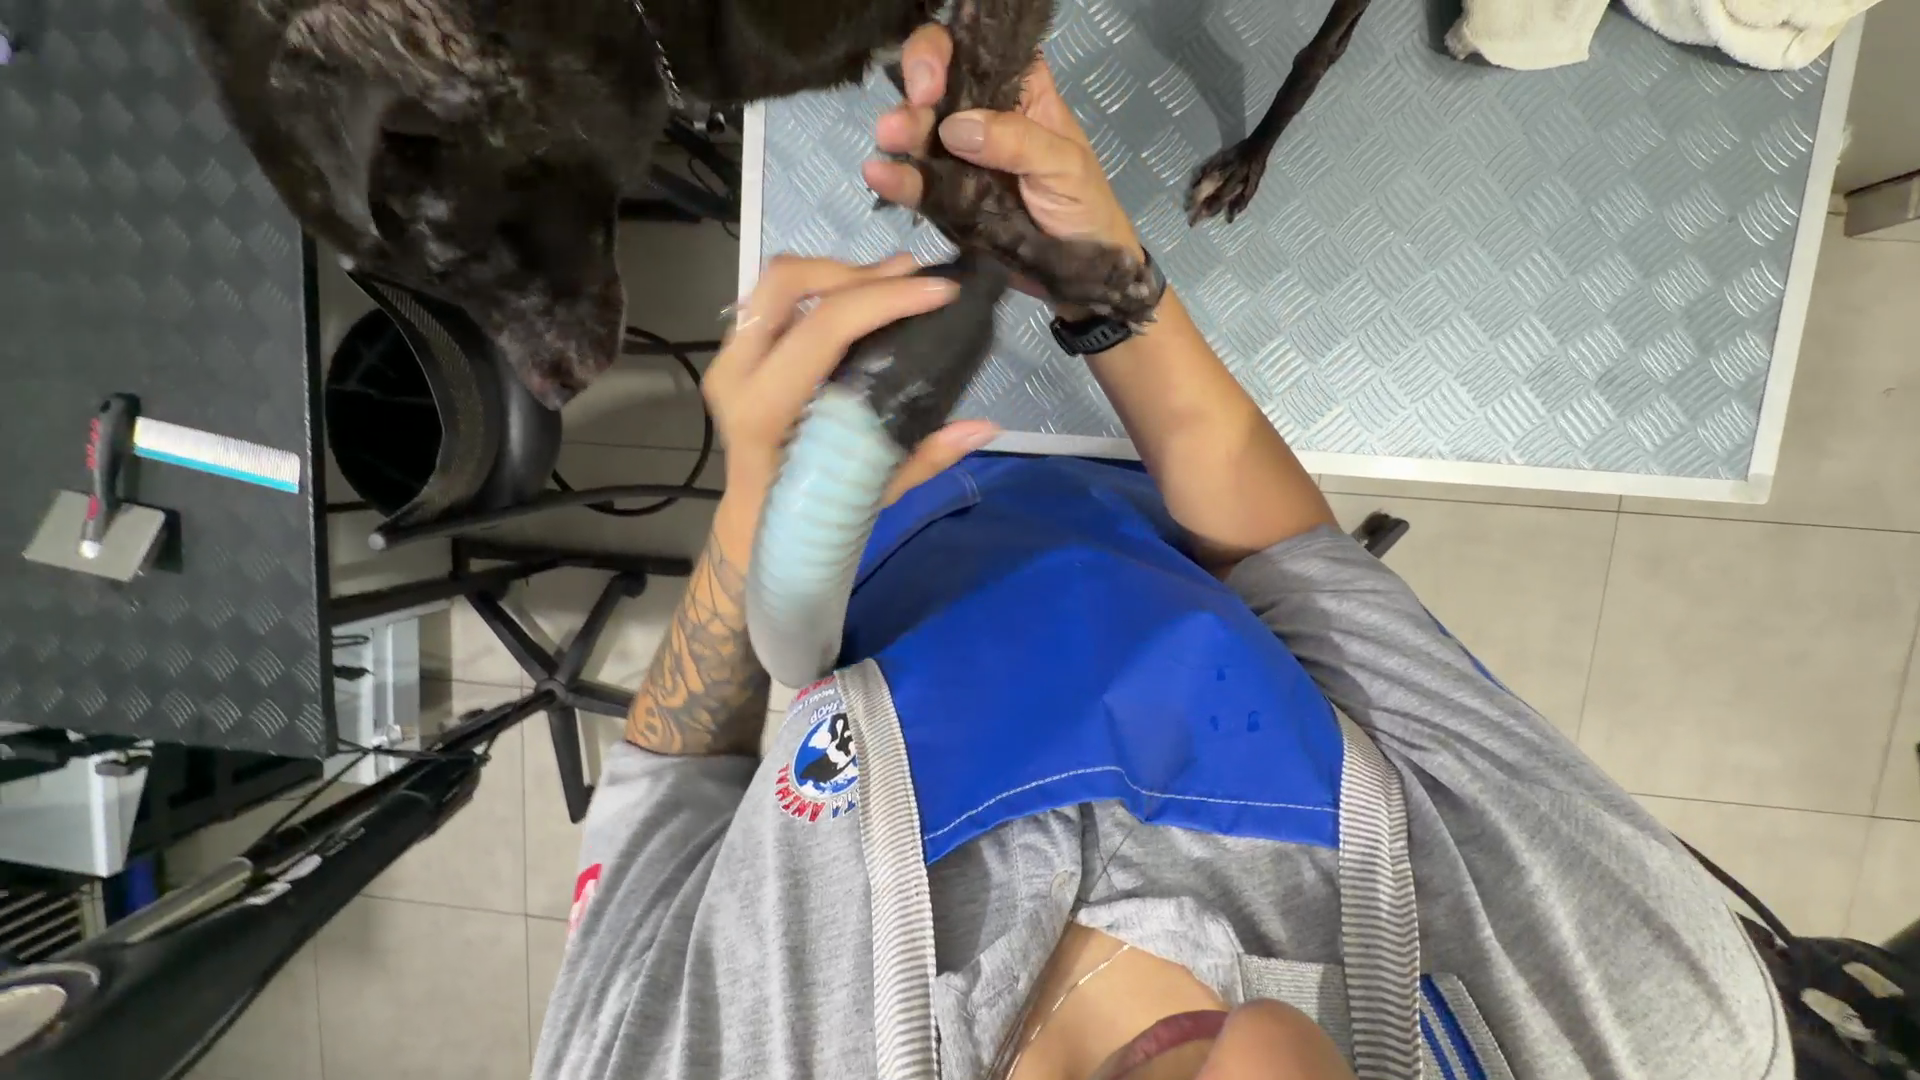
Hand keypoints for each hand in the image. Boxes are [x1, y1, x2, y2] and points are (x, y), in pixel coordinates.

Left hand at [705, 254, 1000, 511]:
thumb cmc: (808, 517)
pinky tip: (866, 294)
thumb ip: (922, 459)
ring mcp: (730, 358)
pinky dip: (824, 287)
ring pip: (779, 282)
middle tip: (912, 277)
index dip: (884, 301)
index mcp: (764, 412)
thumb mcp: (867, 495)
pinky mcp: (738, 353)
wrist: (754, 525)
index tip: (940, 292)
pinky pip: (777, 299)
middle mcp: (736, 374)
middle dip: (858, 271)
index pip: (822, 331)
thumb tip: (986, 426)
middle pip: (787, 283)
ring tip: (897, 277)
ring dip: (841, 272)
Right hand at [862, 25, 1142, 298]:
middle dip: (913, 102)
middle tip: (899, 127)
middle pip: (936, 90)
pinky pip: (921, 185)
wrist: (1083, 275)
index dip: (943, 55)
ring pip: (922, 136)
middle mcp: (985, 118)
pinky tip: (881, 177)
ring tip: (885, 147)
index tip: (930, 83)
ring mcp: (964, 161)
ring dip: (901, 138)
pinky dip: (900, 181)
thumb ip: (1015, 141)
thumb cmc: (1085, 207)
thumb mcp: (1063, 165)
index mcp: (1019, 92)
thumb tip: (955, 127)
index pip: (974, 53)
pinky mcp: (952, 201)